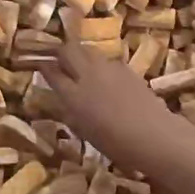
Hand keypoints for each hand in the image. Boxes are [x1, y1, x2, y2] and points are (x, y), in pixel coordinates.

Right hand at [38, 40, 187, 173]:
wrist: (153, 135)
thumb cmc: (116, 143)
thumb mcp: (85, 131)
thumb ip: (71, 113)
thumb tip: (66, 102)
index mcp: (73, 94)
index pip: (52, 73)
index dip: (44, 67)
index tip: (40, 65)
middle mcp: (87, 74)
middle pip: (68, 50)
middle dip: (60, 52)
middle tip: (59, 59)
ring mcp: (108, 68)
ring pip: (87, 50)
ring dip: (80, 54)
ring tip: (80, 64)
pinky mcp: (125, 68)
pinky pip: (105, 59)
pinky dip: (99, 63)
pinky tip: (104, 76)